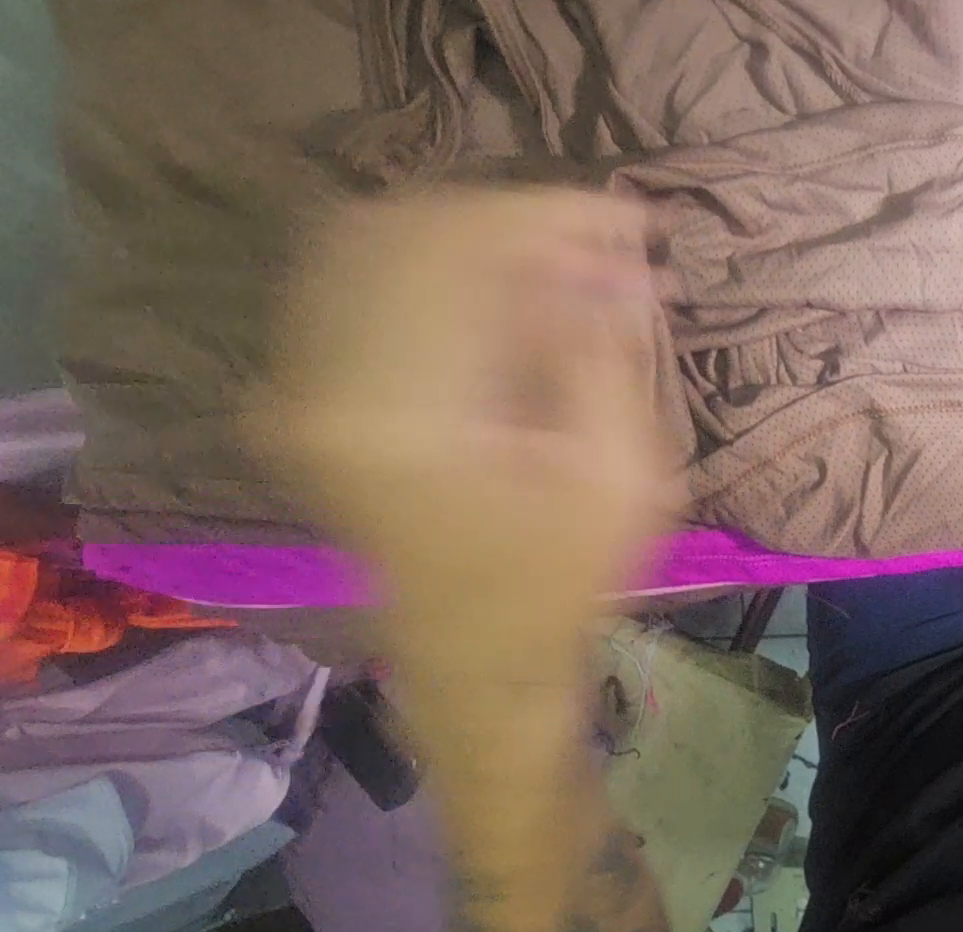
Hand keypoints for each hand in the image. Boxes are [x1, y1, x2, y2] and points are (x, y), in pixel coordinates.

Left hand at [252, 188, 684, 669]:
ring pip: (380, 246)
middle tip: (607, 252)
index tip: (631, 224)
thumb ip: (606, 365)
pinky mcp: (316, 394)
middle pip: (411, 232)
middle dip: (521, 224)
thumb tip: (608, 274)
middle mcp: (329, 385)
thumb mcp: (618, 484)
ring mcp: (307, 387)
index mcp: (410, 416)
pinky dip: (443, 272)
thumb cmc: (561, 586)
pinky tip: (514, 296)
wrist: (477, 657)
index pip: (464, 253)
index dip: (553, 219)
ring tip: (569, 271)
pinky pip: (366, 286)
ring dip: (482, 242)